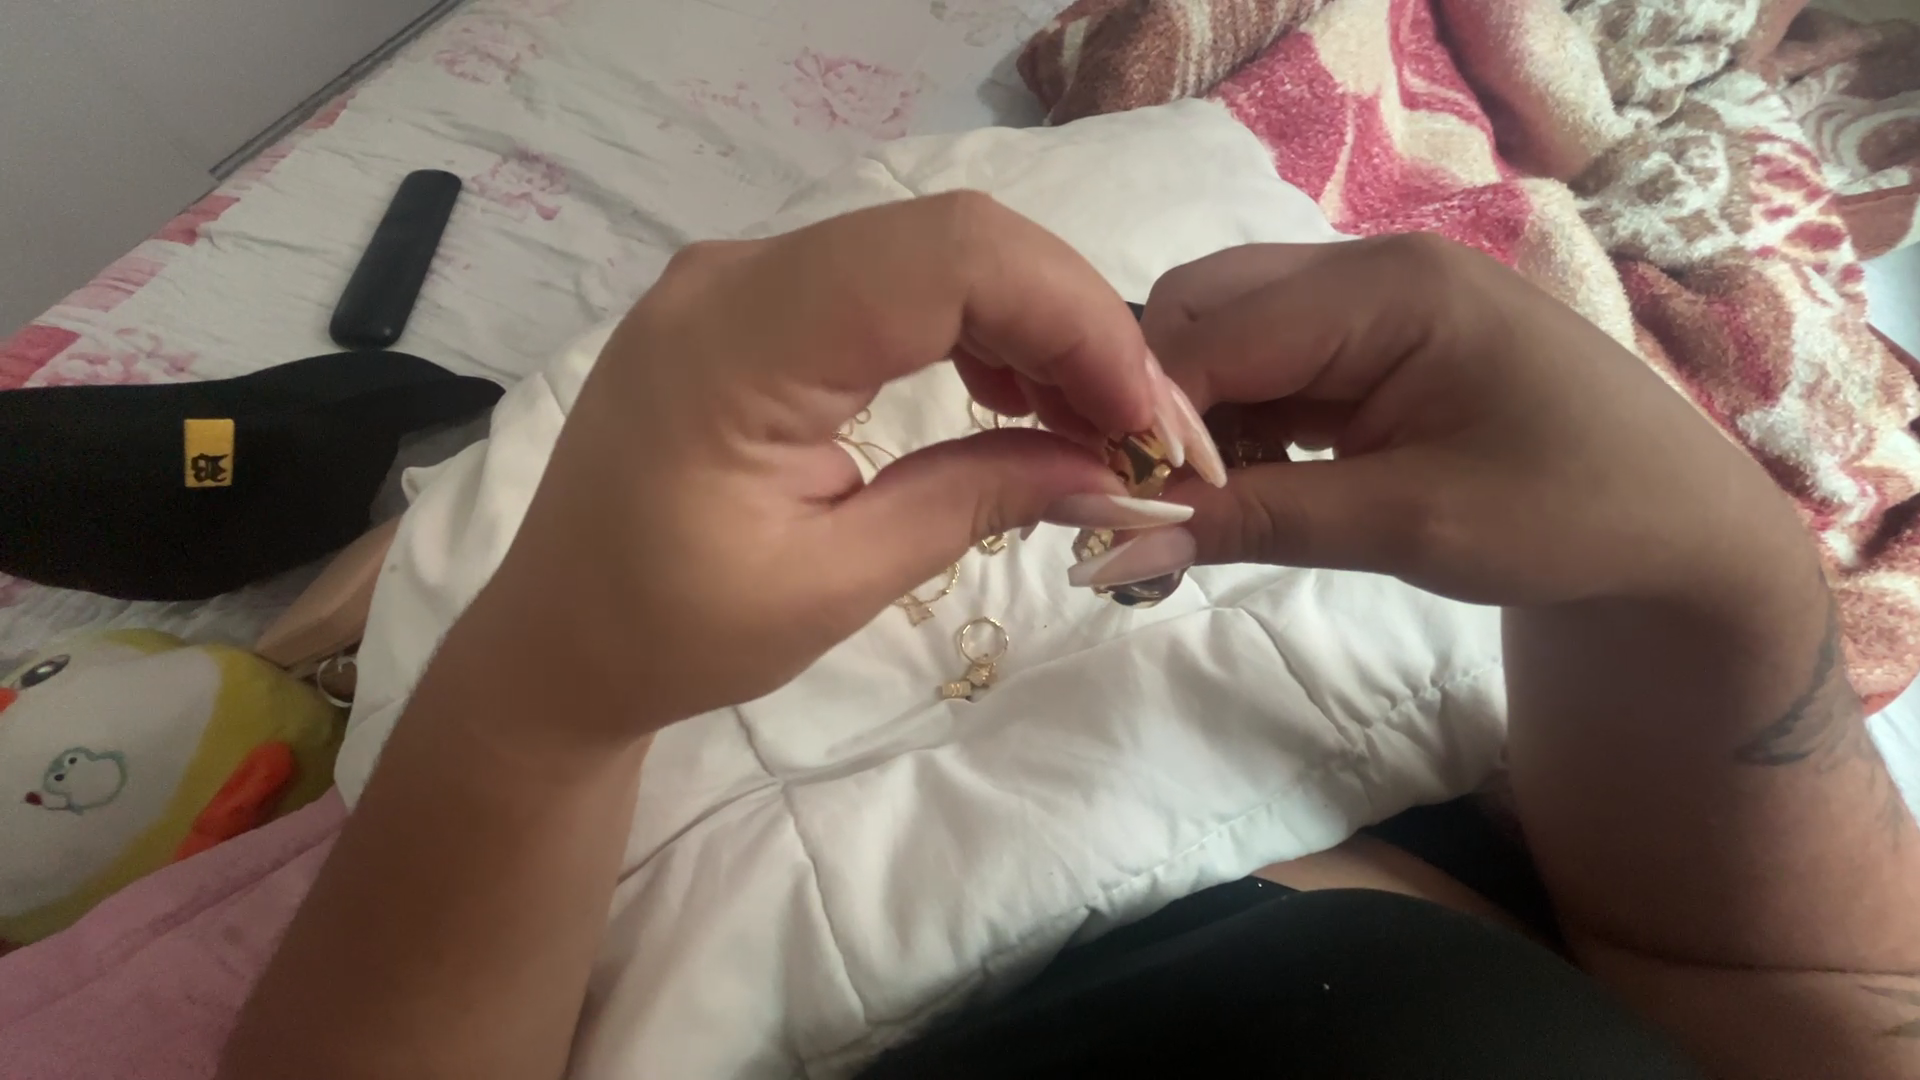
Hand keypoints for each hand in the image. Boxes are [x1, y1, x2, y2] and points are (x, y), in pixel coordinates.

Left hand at [470, 194, 1212, 738]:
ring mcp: (745, 283)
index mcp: (737, 343)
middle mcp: (738, 276)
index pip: (947, 261)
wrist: (562, 638)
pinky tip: (1010, 393)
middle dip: (1073, 325)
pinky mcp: (760, 310)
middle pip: (955, 241)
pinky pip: (895, 287)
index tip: (1142, 418)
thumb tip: (1109, 469)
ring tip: (1084, 419)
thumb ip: (976, 502)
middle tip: (1136, 426)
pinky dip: (976, 331)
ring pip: (935, 255)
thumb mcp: (838, 582)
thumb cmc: (676, 634)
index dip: (1074, 321)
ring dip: (1034, 325)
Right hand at [1142, 234, 1812, 610]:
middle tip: (1160, 494)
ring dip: (1189, 414)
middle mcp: (1363, 271)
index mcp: (1386, 290)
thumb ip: (1251, 523)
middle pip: (1201, 308)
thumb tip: (1114, 549)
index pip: (1213, 333)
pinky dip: (1226, 422)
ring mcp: (1362, 303)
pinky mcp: (1361, 344)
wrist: (1674, 529)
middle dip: (1159, 403)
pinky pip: (1257, 365)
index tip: (1117, 500)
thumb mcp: (1403, 525)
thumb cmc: (1568, 518)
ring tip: (1204, 491)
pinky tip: (1242, 474)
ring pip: (1219, 335)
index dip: (1149, 416)